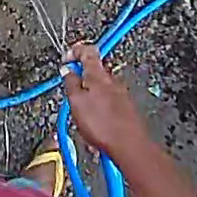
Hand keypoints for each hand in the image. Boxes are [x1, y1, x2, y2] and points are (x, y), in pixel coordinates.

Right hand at [60, 43, 153, 164]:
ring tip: (83, 115)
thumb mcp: (76, 102)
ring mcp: (120, 94)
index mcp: (98, 74)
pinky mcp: (125, 108)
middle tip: (71, 93)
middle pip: (94, 70)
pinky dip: (98, 107)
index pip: (87, 51)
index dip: (74, 51)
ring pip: (100, 88)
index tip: (66, 59)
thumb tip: (67, 70)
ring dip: (89, 96)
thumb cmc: (103, 124)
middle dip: (80, 79)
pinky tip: (95, 123)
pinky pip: (107, 102)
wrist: (129, 145)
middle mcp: (111, 80)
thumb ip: (70, 83)